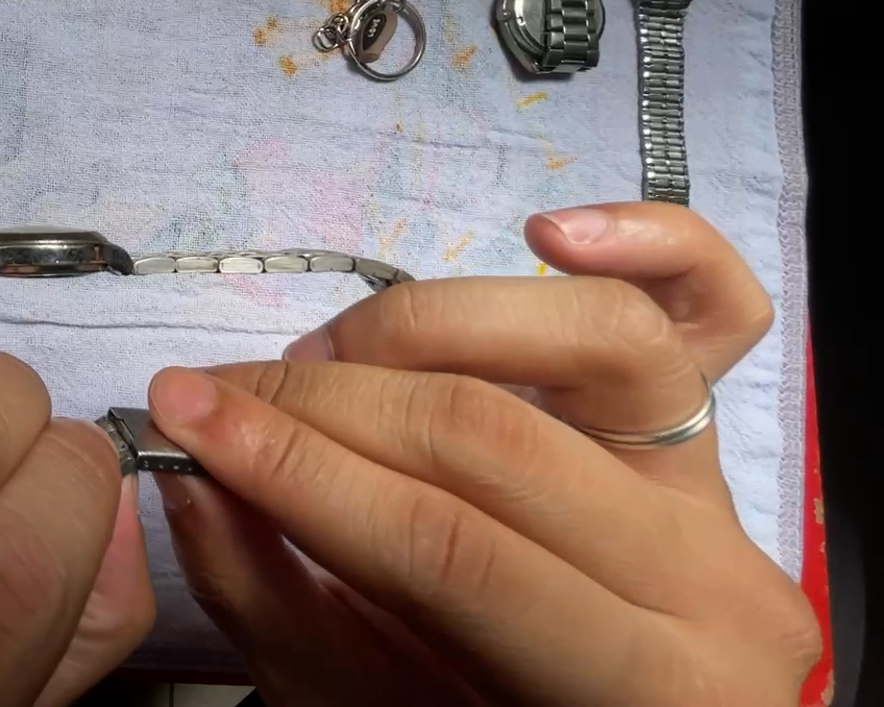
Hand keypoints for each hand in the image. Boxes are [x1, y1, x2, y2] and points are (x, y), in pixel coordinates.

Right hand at [148, 202, 818, 705]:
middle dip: (312, 397)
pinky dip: (651, 247)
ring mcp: (707, 484)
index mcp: (635, 689)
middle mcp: (702, 574)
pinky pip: (711, 309)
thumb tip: (182, 469)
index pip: (444, 546)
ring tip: (322, 353)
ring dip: (410, 326)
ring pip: (585, 339)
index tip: (180, 413)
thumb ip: (255, 586)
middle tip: (213, 394)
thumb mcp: (332, 694)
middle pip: (480, 432)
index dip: (296, 465)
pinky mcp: (692, 423)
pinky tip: (552, 231)